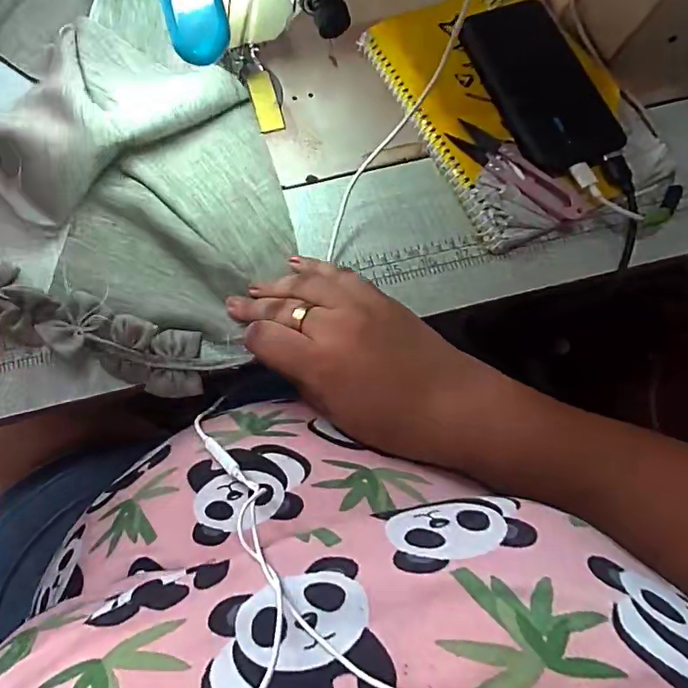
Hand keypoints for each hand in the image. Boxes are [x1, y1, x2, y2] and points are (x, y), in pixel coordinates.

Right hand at [226, 257, 517, 465]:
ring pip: (306, 283)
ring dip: (278, 283)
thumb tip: (279, 355)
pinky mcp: (376, 296)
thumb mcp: (335, 413)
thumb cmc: (392, 424)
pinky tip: (298, 264)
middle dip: (254, 305)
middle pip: (283, 306)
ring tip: (257, 285)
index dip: (250, 337)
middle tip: (232, 303)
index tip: (243, 338)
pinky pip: (337, 274)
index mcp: (319, 362)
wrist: (454, 403)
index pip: (267, 337)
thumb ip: (301, 379)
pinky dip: (314, 267)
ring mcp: (357, 304)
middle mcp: (333, 324)